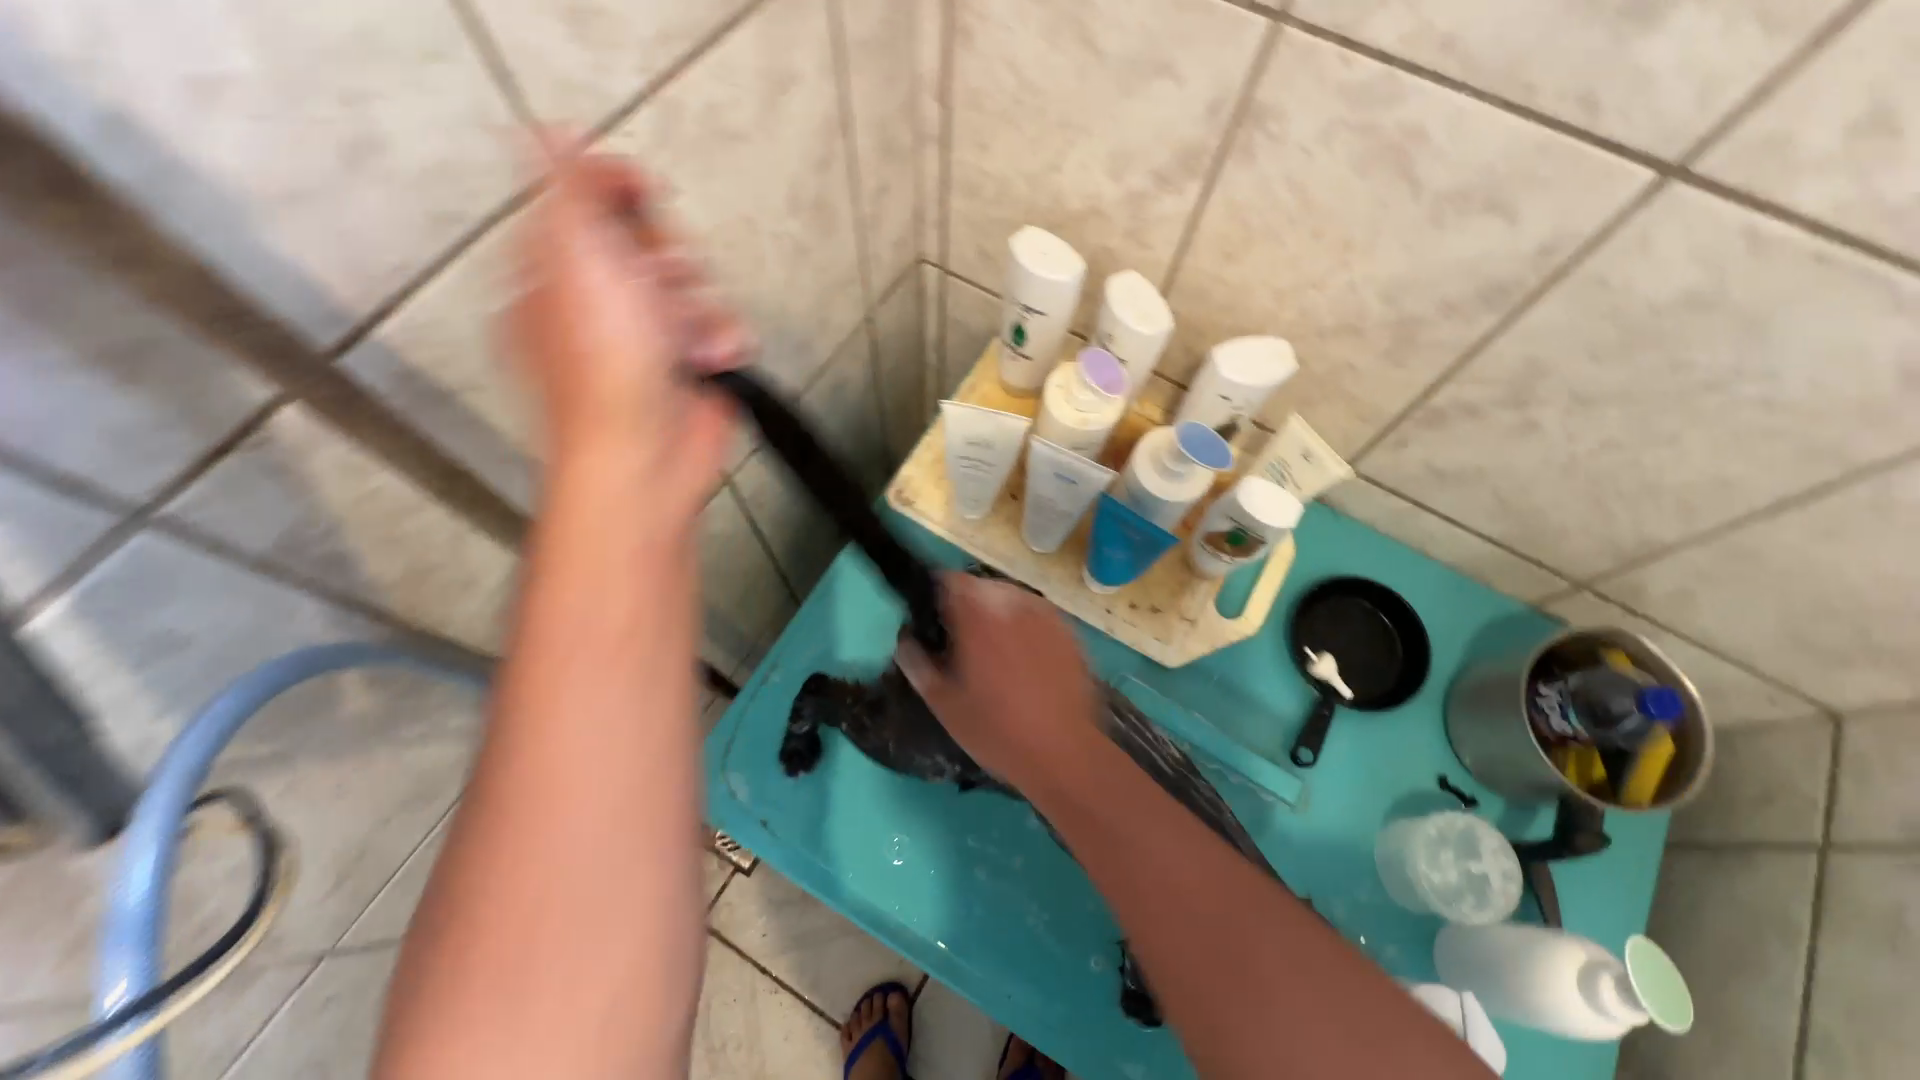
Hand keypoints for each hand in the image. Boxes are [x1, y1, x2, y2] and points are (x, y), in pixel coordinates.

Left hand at [507, 146, 751, 522]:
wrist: (645, 455)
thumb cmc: (602, 365)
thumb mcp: (576, 257)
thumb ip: (567, 189)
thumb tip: (545, 130)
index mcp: (554, 273)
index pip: (587, 203)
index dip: (617, 189)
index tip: (641, 191)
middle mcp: (601, 300)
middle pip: (651, 239)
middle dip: (667, 259)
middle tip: (656, 285)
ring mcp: (650, 334)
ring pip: (695, 282)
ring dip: (699, 305)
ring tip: (685, 339)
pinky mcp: (693, 361)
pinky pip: (722, 323)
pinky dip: (722, 339)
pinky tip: (708, 359)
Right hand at [895, 574, 1103, 792]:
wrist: (1063, 753)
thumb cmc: (995, 730)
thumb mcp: (943, 702)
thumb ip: (917, 663)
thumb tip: (905, 640)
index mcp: (977, 613)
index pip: (947, 580)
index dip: (934, 596)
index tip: (930, 621)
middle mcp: (1012, 602)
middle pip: (980, 587)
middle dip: (966, 605)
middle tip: (958, 641)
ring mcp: (1046, 614)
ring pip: (1010, 599)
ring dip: (996, 614)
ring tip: (991, 650)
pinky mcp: (1069, 631)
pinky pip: (1037, 617)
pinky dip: (1024, 627)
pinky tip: (1023, 659)